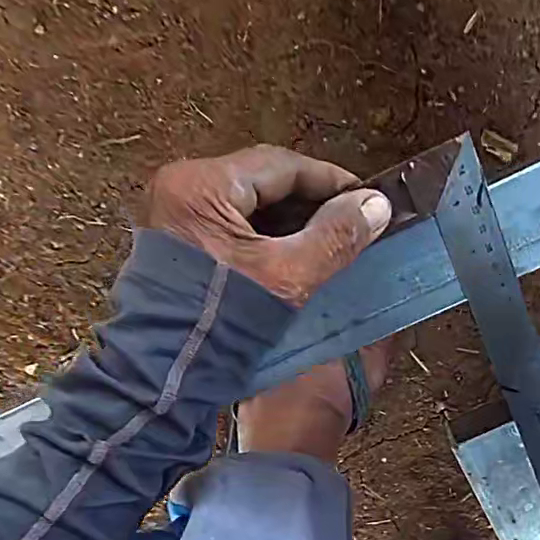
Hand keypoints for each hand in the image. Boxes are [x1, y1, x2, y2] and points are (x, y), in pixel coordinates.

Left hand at [145, 145, 391, 304]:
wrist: (164, 375)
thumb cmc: (220, 324)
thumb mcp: (288, 278)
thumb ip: (335, 237)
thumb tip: (376, 206)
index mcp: (202, 186)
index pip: (282, 165)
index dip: (331, 180)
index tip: (366, 199)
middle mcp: (182, 188)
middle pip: (265, 181)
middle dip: (313, 200)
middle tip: (353, 220)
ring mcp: (176, 213)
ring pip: (251, 202)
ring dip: (293, 218)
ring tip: (332, 238)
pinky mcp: (179, 240)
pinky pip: (234, 222)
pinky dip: (269, 233)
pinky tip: (298, 252)